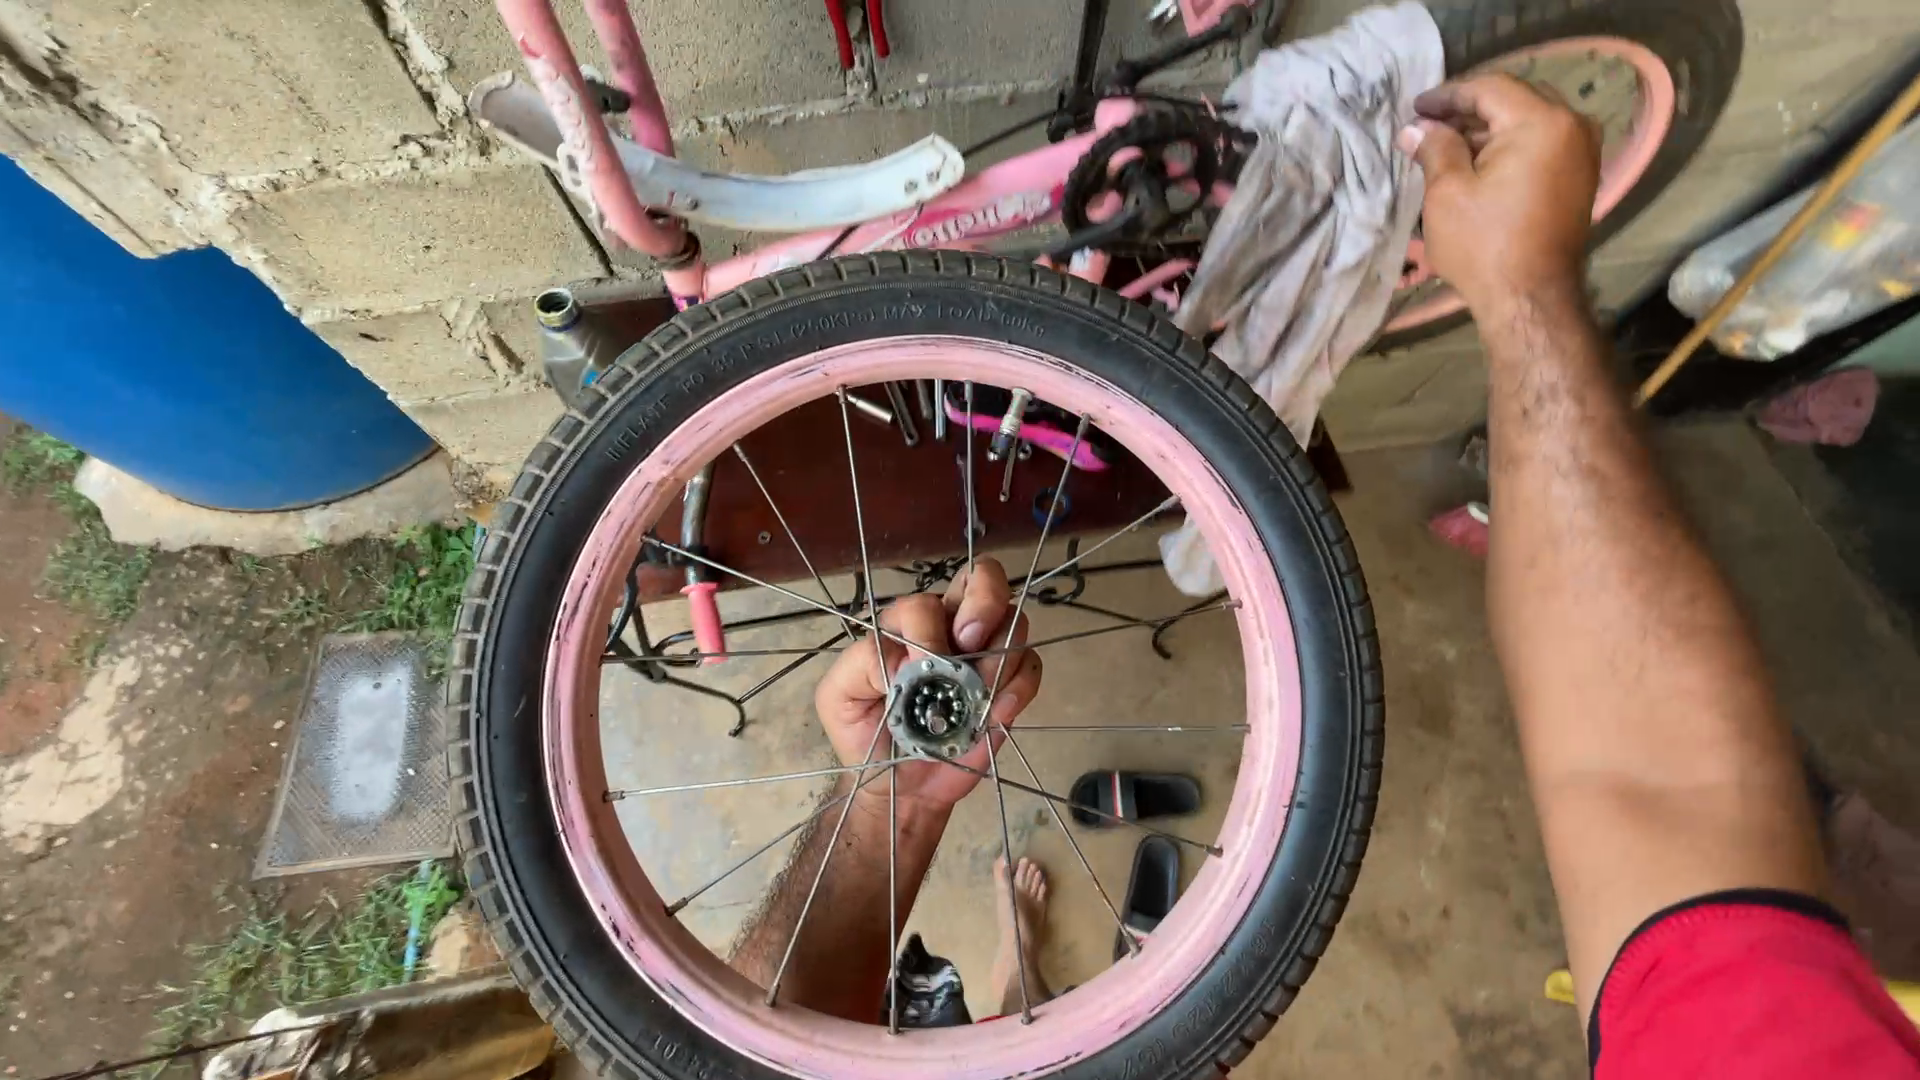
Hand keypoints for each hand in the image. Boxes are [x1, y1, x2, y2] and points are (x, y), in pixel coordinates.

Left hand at [814, 558, 1042, 812]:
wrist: (900, 788)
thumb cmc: (866, 736)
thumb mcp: (839, 697)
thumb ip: (862, 664)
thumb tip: (909, 659)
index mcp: (907, 625)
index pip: (925, 603)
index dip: (928, 629)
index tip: (922, 667)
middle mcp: (949, 629)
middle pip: (983, 578)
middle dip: (985, 601)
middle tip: (970, 642)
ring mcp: (983, 655)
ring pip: (1014, 620)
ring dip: (1001, 655)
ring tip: (978, 695)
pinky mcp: (1008, 686)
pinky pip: (1030, 667)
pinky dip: (1019, 687)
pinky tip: (995, 714)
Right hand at [1398, 74, 1601, 313]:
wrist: (1528, 294)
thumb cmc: (1482, 244)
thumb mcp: (1447, 194)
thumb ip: (1435, 151)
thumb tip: (1418, 130)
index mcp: (1541, 122)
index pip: (1491, 89)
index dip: (1448, 96)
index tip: (1415, 108)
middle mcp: (1572, 125)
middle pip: (1513, 102)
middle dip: (1468, 112)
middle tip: (1427, 126)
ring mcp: (1581, 151)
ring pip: (1527, 124)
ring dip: (1486, 132)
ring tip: (1446, 147)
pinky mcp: (1578, 176)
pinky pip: (1539, 146)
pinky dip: (1506, 148)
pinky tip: (1477, 165)